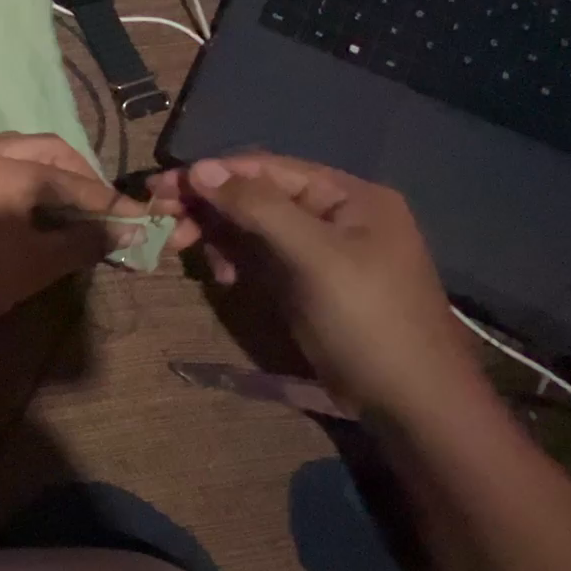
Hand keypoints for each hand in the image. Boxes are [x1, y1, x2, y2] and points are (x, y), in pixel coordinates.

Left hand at [0, 128, 145, 347]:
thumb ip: (84, 240)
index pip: (70, 181)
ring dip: (44, 165)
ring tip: (64, 198)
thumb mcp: (35, 266)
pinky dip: (4, 159)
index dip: (109, 203)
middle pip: (45, 150)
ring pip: (13, 144)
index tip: (140, 220)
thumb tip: (126, 229)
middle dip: (79, 177)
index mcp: (3, 169)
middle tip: (102, 210)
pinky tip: (13, 181)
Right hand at [148, 154, 487, 423]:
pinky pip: (254, 253)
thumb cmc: (367, 319)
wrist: (411, 403)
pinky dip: (229, 258)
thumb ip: (258, 207)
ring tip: (181, 248)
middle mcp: (333, 214)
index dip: (211, 173)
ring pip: (247, 223)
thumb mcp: (314, 256)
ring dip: (212, 232)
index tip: (160, 187)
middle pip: (253, 193)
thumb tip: (198, 168)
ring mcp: (317, 248)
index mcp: (349, 197)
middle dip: (206, 204)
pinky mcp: (302, 278)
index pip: (266, 168)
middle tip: (160, 218)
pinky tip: (220, 277)